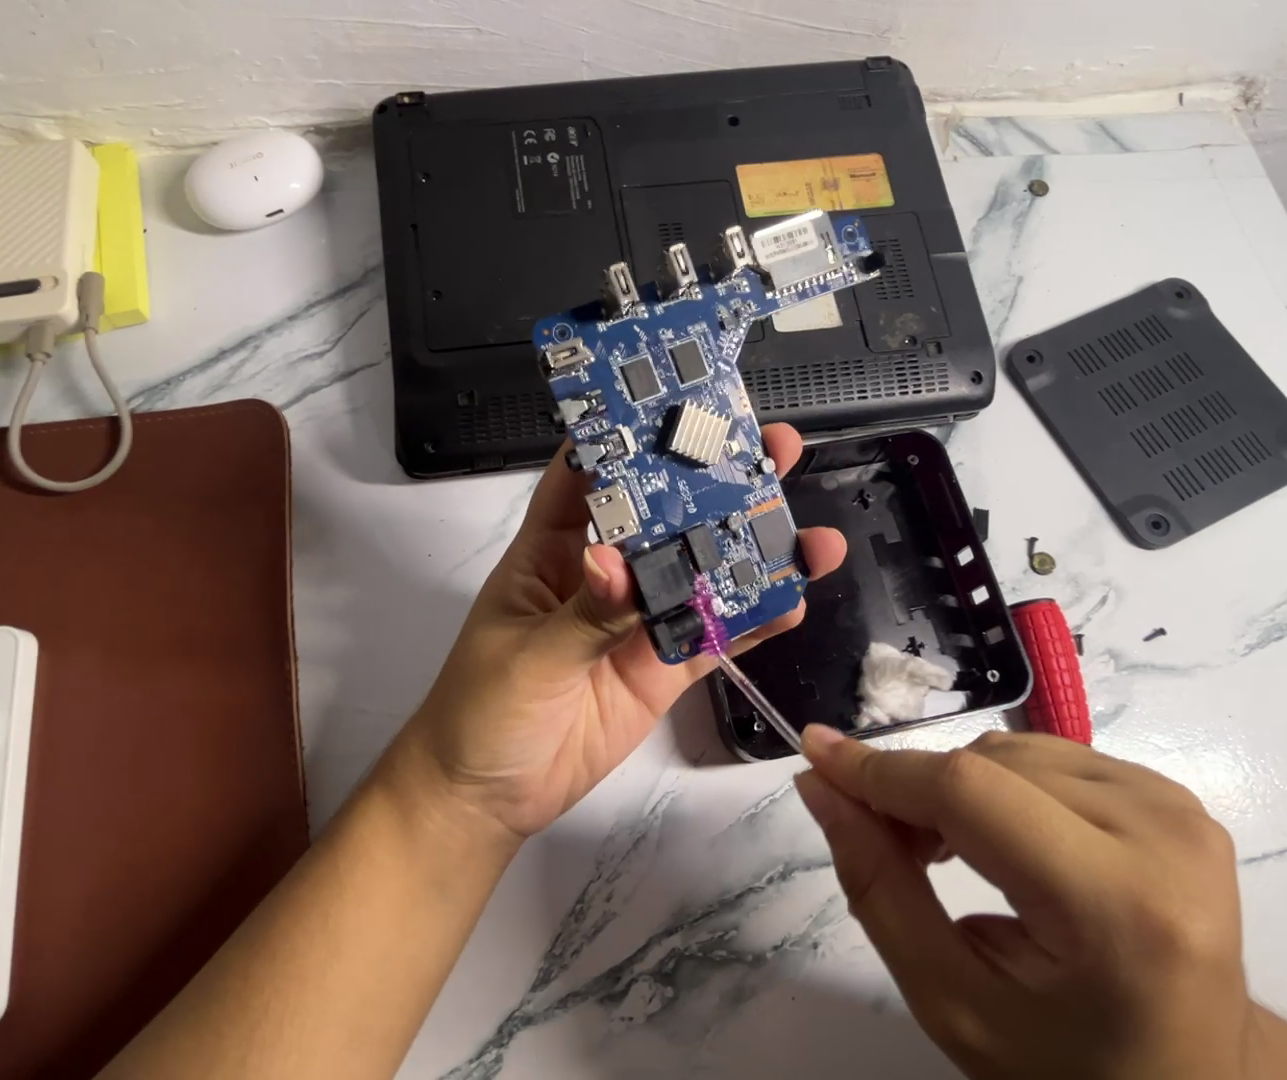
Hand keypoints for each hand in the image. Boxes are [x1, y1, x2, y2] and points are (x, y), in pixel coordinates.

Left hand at [391, 423, 846, 840]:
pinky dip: (753, 622)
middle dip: (713, 484)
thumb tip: (617, 563)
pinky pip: (713, 640)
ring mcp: (636, 623)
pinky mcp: (661, 670)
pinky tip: (794, 599)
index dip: (628, 437)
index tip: (678, 403)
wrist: (489, 797)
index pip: (588, 477)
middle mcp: (600, 576)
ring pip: (700, 575)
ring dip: (749, 551)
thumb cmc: (481, 712)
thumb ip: (583, 614)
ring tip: (804, 526)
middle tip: (771, 450)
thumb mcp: (526, 656)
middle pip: (663, 518)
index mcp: (550, 553)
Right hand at [795, 727, 1286, 1079]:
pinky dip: (998, 783)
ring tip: (946, 852)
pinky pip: (1046, 755)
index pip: (971, 796)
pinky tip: (999, 838)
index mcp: (1118, 908)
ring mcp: (1179, 809)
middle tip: (887, 847)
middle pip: (987, 764)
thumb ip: (876, 886)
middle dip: (914, 791)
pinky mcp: (1175, 796)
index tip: (813, 753)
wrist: (1195, 1078)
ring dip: (955, 785)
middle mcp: (1165, 837)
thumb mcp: (951, 999)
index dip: (881, 769)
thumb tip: (819, 785)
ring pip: (1011, 750)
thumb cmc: (1063, 1064)